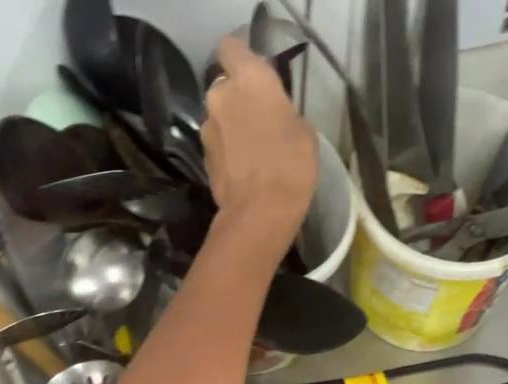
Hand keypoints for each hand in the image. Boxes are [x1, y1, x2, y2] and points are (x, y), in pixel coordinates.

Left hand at [202, 36, 317, 244]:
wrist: (259, 213)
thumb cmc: (291, 166)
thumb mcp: (304, 132)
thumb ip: (284, 111)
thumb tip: (275, 115)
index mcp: (249, 79)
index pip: (231, 47)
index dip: (241, 56)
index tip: (255, 70)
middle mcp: (221, 95)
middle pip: (226, 86)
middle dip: (240, 98)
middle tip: (261, 118)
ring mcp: (208, 127)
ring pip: (220, 116)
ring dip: (233, 126)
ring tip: (254, 149)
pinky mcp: (203, 156)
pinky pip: (218, 143)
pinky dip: (228, 150)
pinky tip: (245, 168)